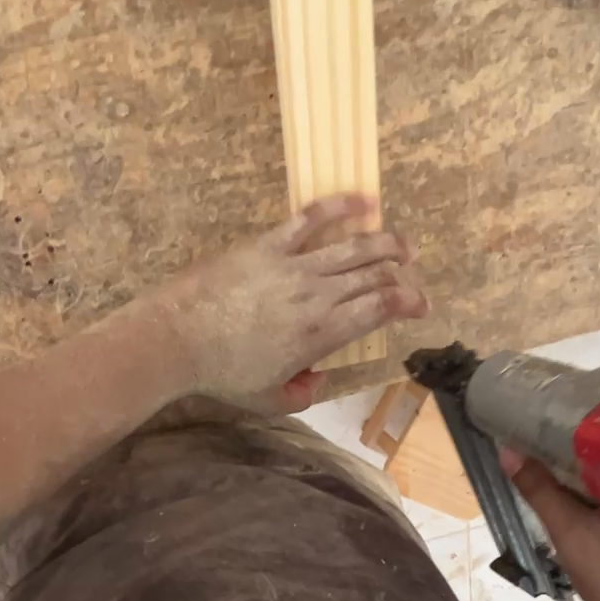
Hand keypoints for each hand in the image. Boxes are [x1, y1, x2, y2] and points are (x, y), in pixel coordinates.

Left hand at [146, 193, 428, 412]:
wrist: (179, 340)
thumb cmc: (223, 374)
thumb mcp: (269, 400)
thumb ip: (302, 394)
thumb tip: (319, 377)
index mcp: (322, 333)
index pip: (380, 308)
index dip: (408, 302)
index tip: (420, 306)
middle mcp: (317, 294)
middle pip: (374, 275)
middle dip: (402, 275)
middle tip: (413, 278)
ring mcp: (294, 265)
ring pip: (354, 245)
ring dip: (386, 242)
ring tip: (404, 245)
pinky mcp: (269, 245)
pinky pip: (311, 218)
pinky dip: (341, 206)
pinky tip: (364, 200)